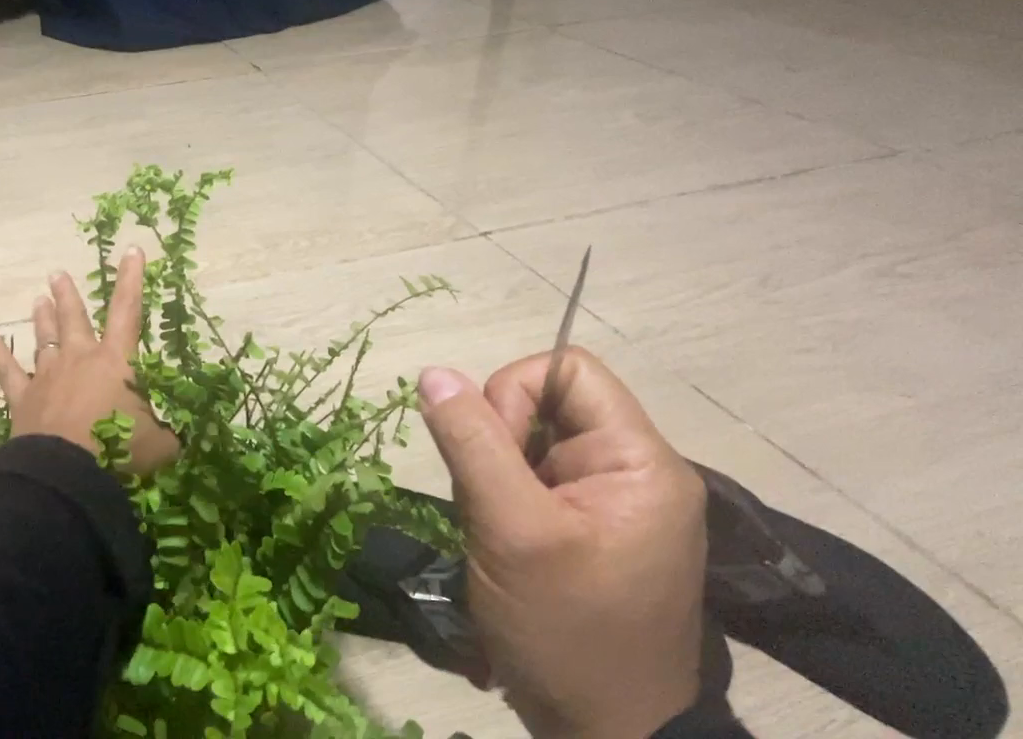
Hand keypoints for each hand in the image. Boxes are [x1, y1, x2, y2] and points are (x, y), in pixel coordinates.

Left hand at [0, 247, 179, 474]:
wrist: (67, 469)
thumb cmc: (118, 448)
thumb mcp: (159, 443)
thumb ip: (169, 433)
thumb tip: (179, 437)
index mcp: (116, 361)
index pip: (127, 312)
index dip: (131, 280)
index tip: (131, 251)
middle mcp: (79, 359)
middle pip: (74, 318)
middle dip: (67, 295)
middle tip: (57, 274)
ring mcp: (48, 375)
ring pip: (44, 338)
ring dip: (42, 318)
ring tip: (39, 299)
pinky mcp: (23, 396)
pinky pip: (7, 370)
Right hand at [417, 349, 706, 738]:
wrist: (605, 733)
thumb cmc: (566, 630)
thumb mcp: (511, 531)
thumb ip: (472, 443)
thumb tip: (434, 372)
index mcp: (639, 461)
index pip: (566, 370)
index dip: (513, 393)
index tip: (492, 455)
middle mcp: (634, 470)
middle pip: (545, 404)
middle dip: (497, 443)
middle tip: (491, 504)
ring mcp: (613, 501)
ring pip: (528, 442)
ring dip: (494, 476)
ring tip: (497, 531)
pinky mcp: (590, 527)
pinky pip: (532, 479)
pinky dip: (502, 500)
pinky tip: (502, 543)